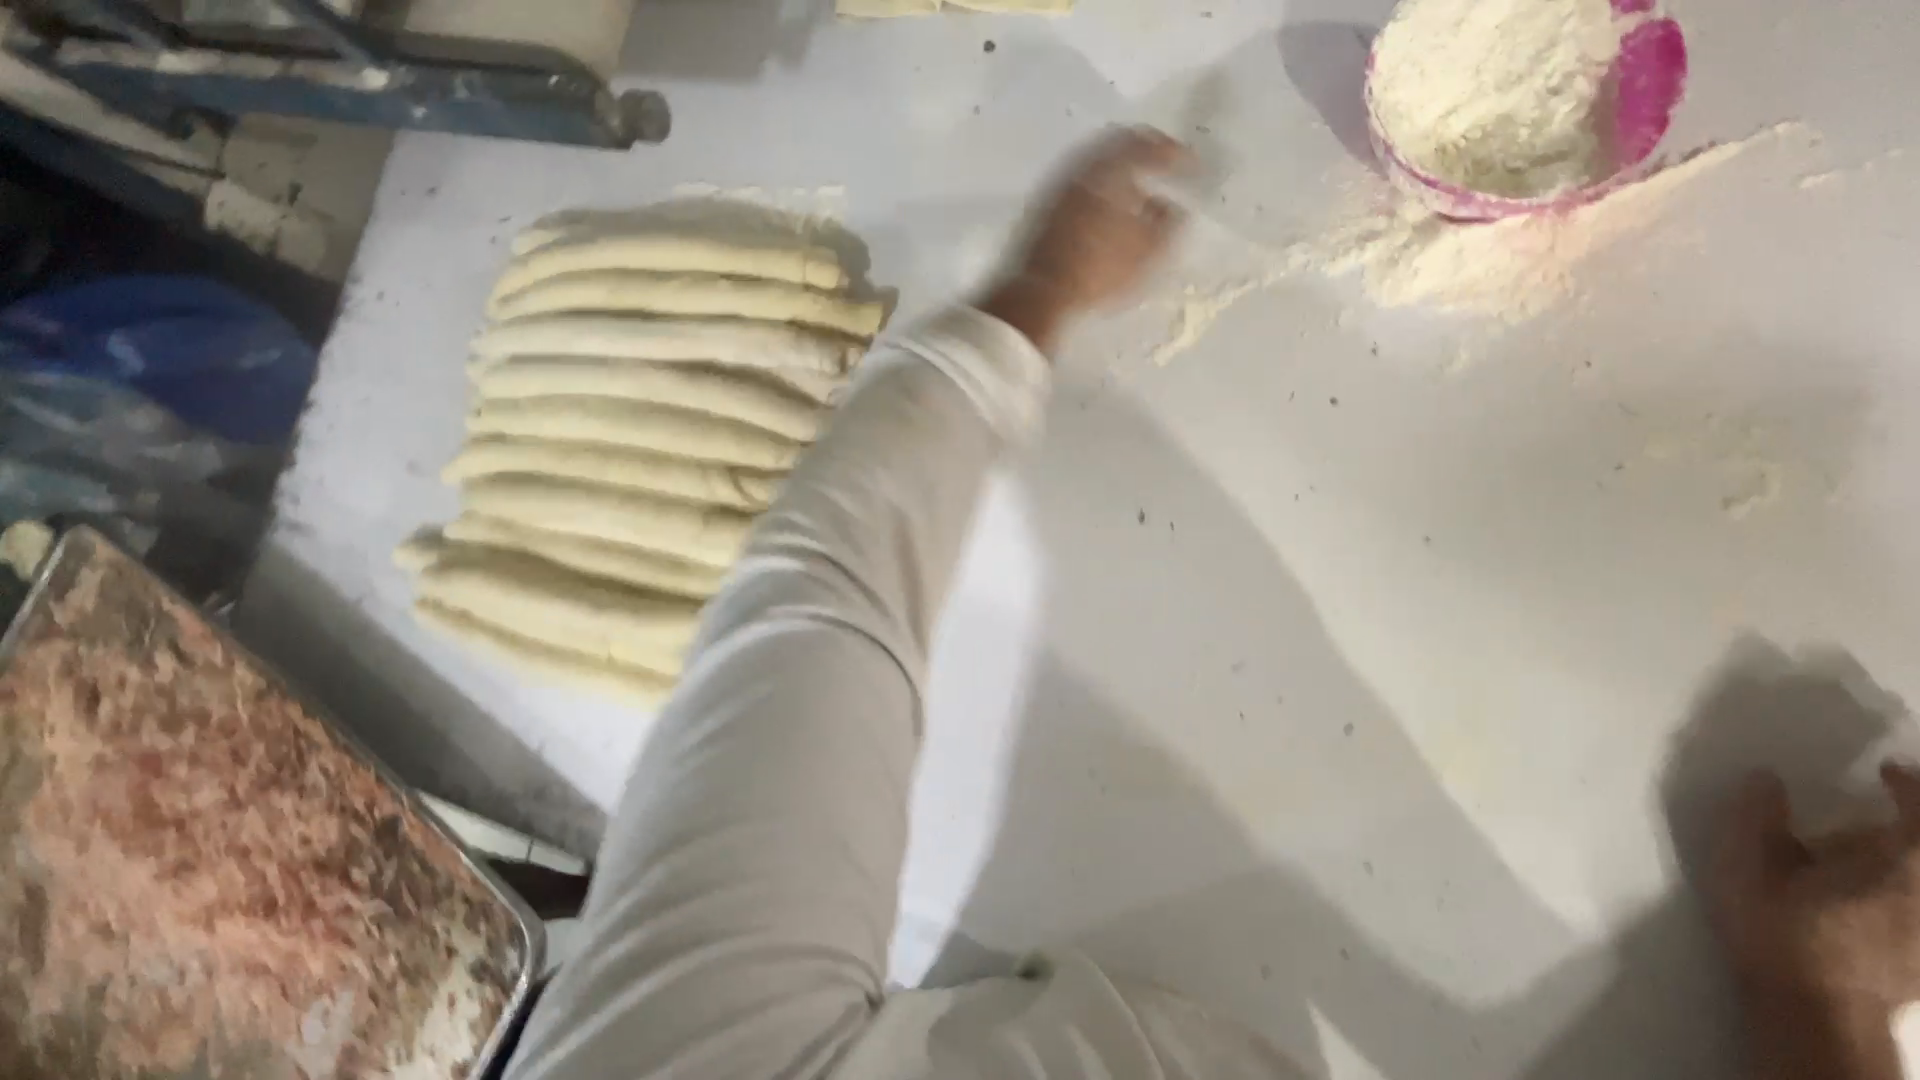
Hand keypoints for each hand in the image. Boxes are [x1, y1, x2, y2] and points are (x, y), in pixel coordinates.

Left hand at [979, 126, 1193, 351]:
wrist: (1038, 293)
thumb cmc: (1098, 271)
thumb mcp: (1146, 253)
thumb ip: (1168, 224)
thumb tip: (1172, 208)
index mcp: (1110, 169)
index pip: (1149, 144)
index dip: (1176, 153)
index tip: (1192, 163)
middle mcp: (1081, 168)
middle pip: (1118, 147)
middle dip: (1144, 155)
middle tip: (1164, 168)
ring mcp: (1057, 187)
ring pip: (1096, 168)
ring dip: (1120, 176)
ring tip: (1137, 196)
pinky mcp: (1042, 211)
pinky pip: (1080, 188)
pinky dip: (1099, 193)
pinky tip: (1107, 217)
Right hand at [1708, 763, 1919, 1079]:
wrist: (1814, 1012)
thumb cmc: (1779, 930)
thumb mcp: (1746, 866)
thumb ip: (1758, 818)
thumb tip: (1768, 778)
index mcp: (1898, 865)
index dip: (1909, 785)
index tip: (1885, 770)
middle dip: (1911, 822)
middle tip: (1887, 803)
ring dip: (1904, 855)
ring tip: (1868, 848)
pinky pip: (1917, 900)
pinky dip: (1903, 882)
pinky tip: (1869, 889)